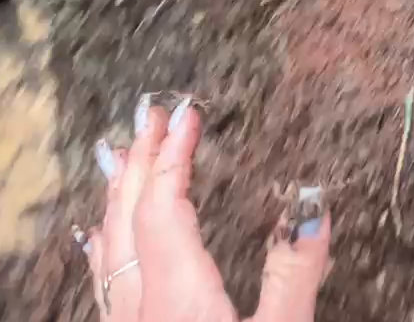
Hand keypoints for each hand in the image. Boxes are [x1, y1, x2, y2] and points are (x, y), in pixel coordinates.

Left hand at [81, 96, 330, 321]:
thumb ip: (293, 274)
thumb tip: (311, 200)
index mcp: (178, 299)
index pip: (166, 208)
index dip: (173, 155)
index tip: (186, 111)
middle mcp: (140, 311)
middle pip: (127, 222)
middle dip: (138, 163)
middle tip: (147, 114)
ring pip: (108, 250)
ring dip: (117, 196)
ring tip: (117, 158)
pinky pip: (107, 280)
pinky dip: (107, 241)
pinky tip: (102, 240)